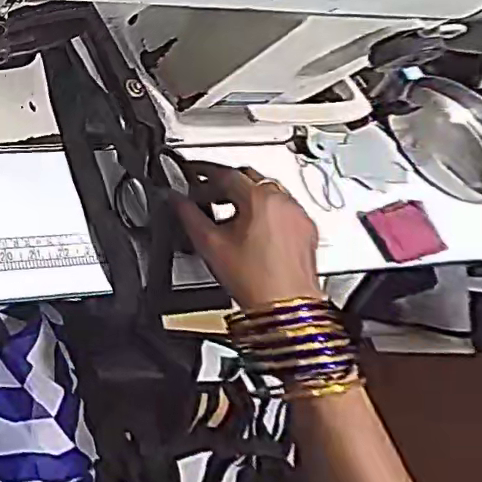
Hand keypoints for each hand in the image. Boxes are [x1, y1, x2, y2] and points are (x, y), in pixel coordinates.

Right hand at [168, 161, 321, 307]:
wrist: (285, 309)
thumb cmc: (255, 281)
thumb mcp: (208, 242)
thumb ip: (187, 214)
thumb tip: (175, 199)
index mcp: (261, 199)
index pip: (226, 173)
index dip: (202, 172)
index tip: (191, 174)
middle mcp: (284, 202)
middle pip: (248, 177)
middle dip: (223, 182)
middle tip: (204, 192)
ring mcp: (298, 216)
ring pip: (266, 191)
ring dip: (243, 195)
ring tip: (224, 211)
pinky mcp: (305, 230)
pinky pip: (281, 207)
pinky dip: (262, 209)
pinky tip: (248, 226)